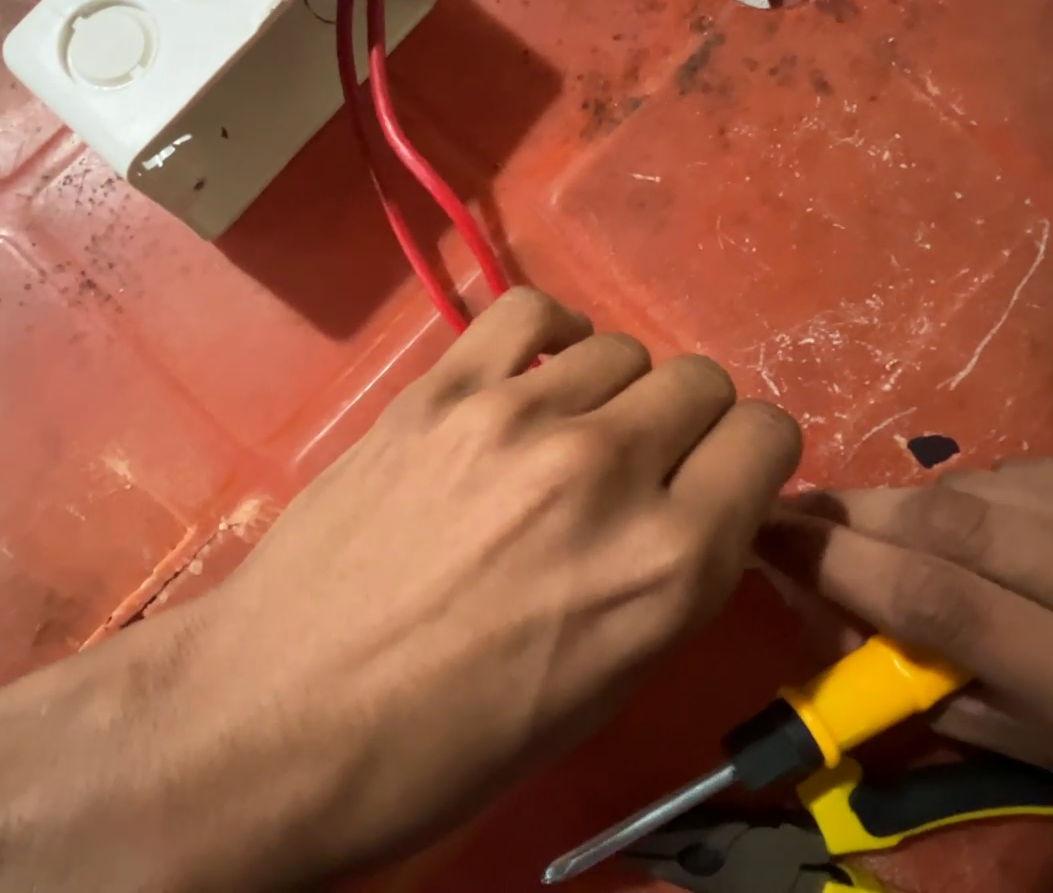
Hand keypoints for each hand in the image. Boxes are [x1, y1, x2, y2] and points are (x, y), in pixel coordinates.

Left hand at [190, 288, 801, 880]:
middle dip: (686, 421)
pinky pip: (528, 312)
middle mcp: (607, 472)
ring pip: (620, 348)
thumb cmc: (451, 738)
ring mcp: (514, 418)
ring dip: (613, 389)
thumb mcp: (605, 681)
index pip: (766, 440)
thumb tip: (697, 498)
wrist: (286, 713)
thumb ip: (670, 573)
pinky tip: (529, 375)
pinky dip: (547, 336)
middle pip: (699, 381)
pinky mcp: (437, 391)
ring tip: (566, 431)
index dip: (748, 457)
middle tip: (636, 462)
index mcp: (667, 566)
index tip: (714, 476)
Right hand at [762, 459, 1052, 826]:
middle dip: (863, 512)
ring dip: (925, 506)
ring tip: (909, 533)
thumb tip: (821, 603)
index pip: (951, 605)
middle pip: (965, 527)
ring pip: (993, 486)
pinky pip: (1041, 469)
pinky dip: (994, 493)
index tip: (768, 530)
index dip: (844, 560)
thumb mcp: (1040, 756)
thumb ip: (926, 678)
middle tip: (803, 509)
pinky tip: (1008, 526)